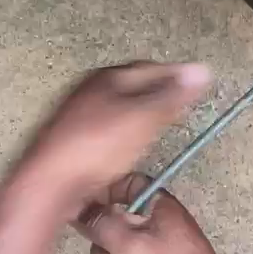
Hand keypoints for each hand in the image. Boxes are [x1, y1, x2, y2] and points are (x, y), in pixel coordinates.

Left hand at [13, 62, 210, 213]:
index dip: (176, 77)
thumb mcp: (144, 118)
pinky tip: (127, 154)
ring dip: (139, 118)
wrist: (51, 184)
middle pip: (132, 88)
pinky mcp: (73, 143)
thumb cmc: (94, 148)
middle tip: (179, 105)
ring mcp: (78, 118)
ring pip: (118, 112)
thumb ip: (173, 94)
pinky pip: (106, 134)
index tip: (195, 86)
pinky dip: (122, 139)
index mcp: (106, 77)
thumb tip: (201, 70)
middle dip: (157, 96)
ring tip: (156, 130)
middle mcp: (88, 92)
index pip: (151, 68)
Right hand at [75, 174, 247, 253]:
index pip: (127, 184)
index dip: (104, 194)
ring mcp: (162, 250)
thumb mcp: (129, 247)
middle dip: (109, 249)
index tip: (85, 213)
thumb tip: (82, 210)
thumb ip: (101, 224)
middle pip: (117, 224)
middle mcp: (162, 223)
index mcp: (160, 206)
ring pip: (121, 252)